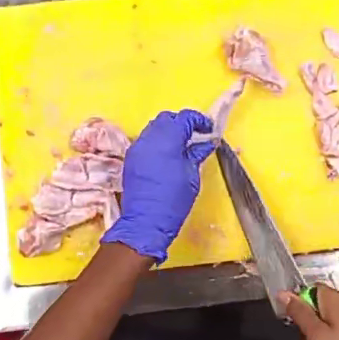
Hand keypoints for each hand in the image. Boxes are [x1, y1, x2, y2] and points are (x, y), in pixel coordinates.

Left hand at [103, 109, 213, 262]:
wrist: (145, 222)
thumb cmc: (173, 200)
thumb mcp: (192, 176)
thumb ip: (197, 154)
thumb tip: (205, 143)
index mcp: (167, 139)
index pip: (184, 117)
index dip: (199, 120)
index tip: (208, 129)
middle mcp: (149, 138)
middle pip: (166, 119)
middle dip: (181, 124)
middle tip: (194, 137)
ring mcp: (136, 148)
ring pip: (153, 129)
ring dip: (167, 133)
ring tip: (180, 147)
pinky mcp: (130, 159)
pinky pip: (145, 142)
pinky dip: (156, 143)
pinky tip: (166, 157)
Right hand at [281, 286, 338, 339]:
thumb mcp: (316, 336)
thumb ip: (299, 313)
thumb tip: (283, 292)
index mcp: (335, 299)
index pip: (309, 289)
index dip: (297, 303)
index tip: (292, 323)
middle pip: (317, 308)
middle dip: (307, 327)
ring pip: (325, 325)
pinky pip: (337, 335)